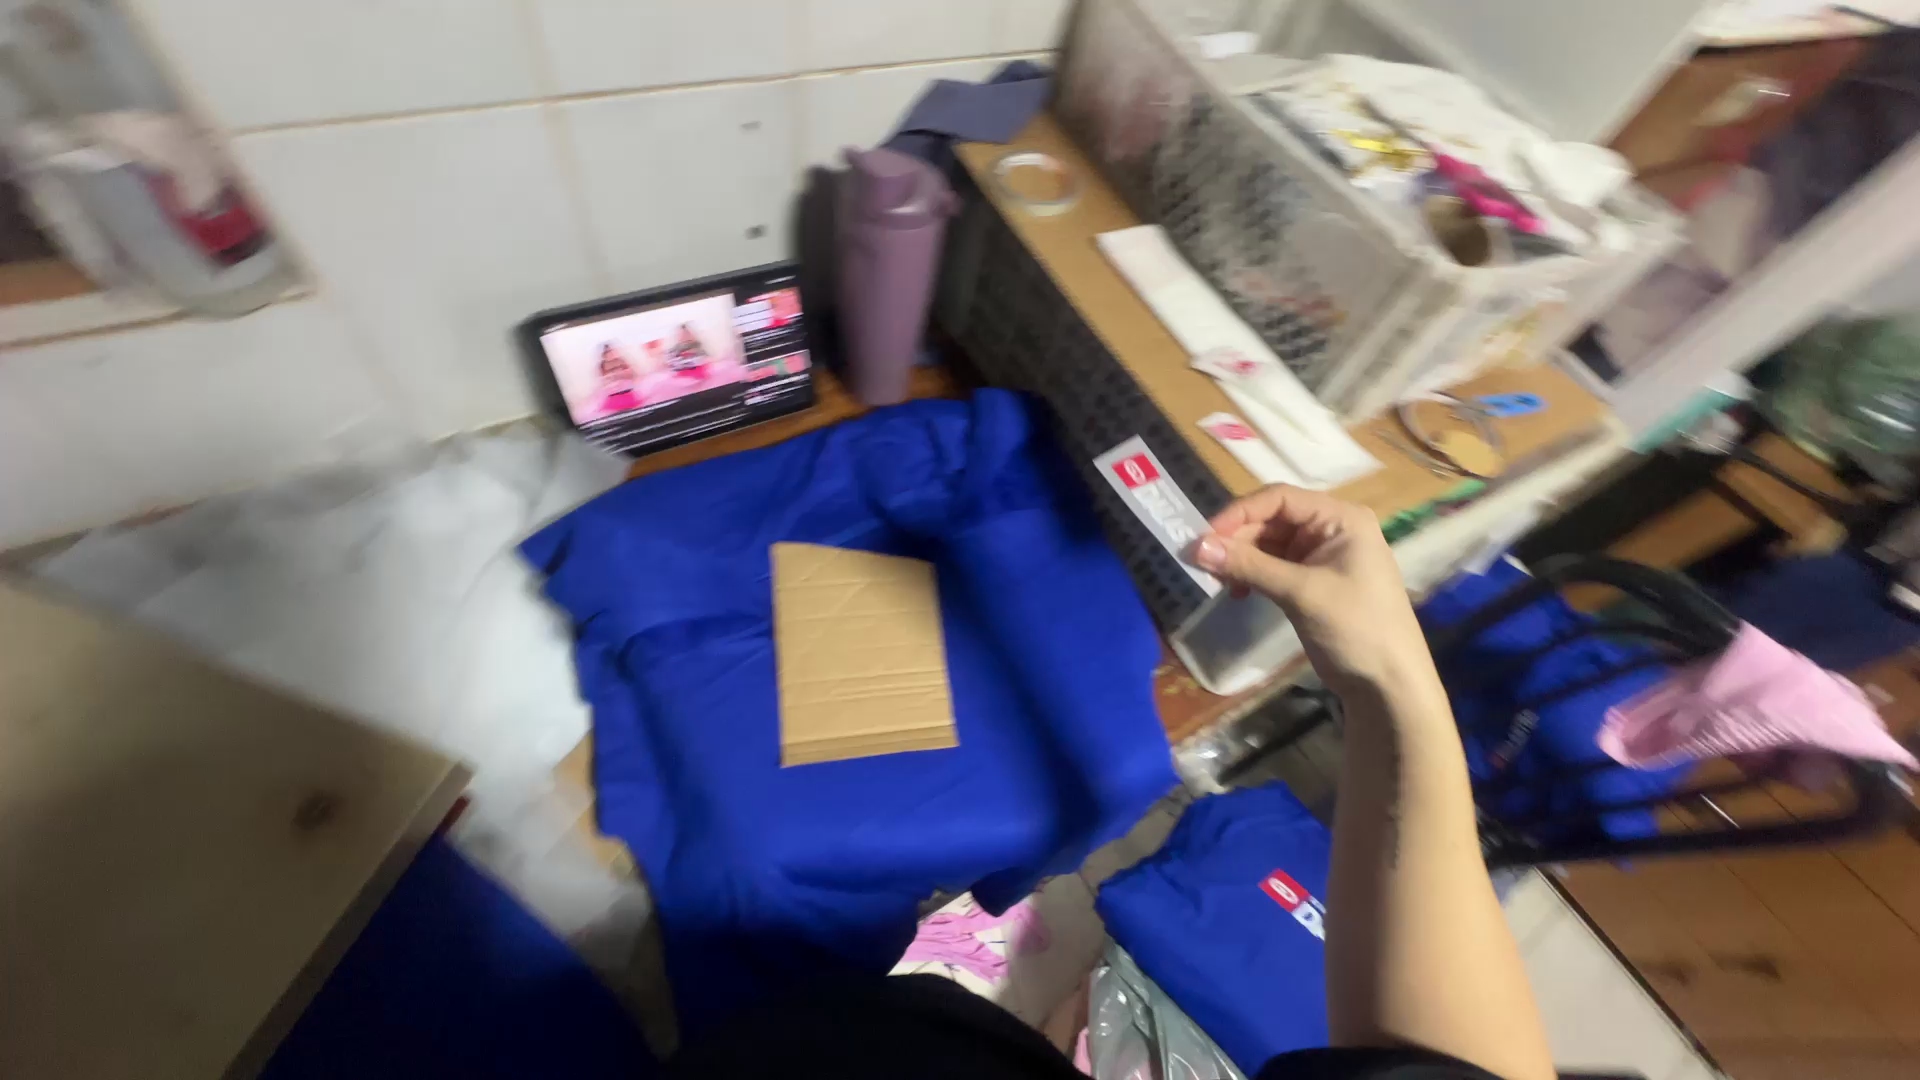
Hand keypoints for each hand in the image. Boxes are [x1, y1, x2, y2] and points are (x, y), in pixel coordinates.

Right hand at [1191, 485, 1433, 697]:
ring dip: (1238, 559)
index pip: (1278, 499)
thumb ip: (1248, 566)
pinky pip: (1269, 565)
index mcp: (1340, 519)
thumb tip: (1195, 547)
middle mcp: (1329, 529)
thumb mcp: (1300, 592)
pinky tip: (1236, 592)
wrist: (1386, 685)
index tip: (1204, 537)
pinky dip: (1248, 574)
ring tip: (1219, 582)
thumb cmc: (1356, 628)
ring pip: (1265, 543)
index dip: (1239, 513)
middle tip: (1204, 564)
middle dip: (1235, 539)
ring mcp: (1318, 555)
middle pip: (1269, 520)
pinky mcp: (1308, 580)